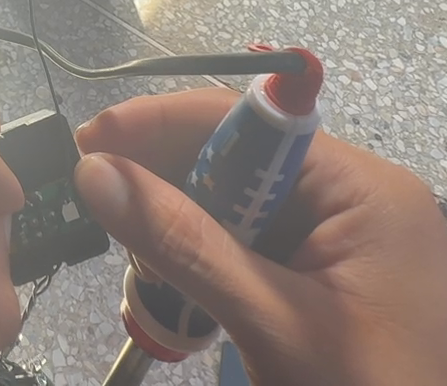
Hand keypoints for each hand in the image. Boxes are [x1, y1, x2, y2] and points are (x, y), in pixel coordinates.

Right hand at [73, 89, 446, 385]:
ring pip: (231, 200)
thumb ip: (184, 243)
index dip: (157, 122)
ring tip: (144, 266)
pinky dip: (204, 258)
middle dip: (165, 181)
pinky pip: (249, 241)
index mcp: (359, 186)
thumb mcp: (276, 326)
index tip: (87, 144)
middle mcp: (353, 195)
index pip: (238, 120)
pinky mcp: (331, 276)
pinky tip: (180, 287)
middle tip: (106, 214)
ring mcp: (344, 237)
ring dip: (179, 227)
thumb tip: (92, 170)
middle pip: (231, 156)